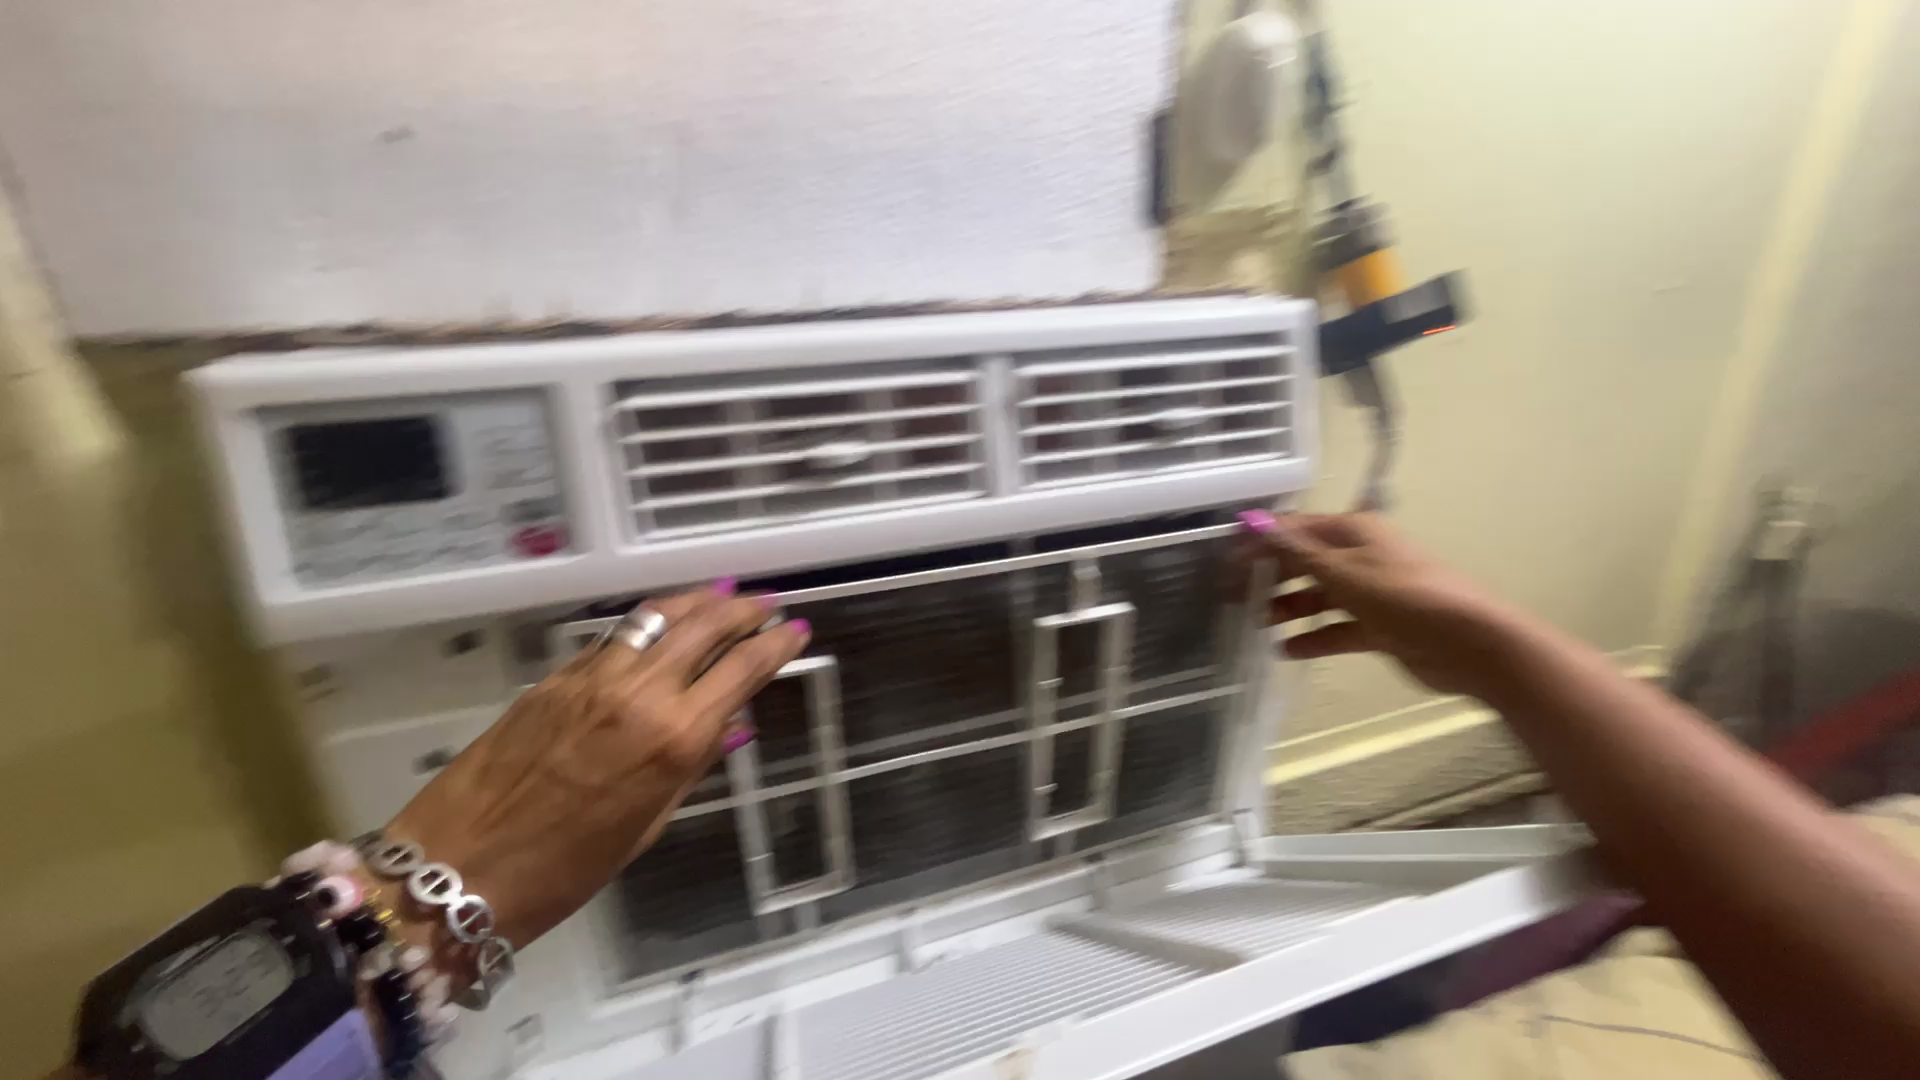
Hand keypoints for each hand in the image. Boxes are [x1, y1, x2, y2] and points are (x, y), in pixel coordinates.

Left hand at [380, 583, 809, 963]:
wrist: (455, 871)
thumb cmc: (568, 869)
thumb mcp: (648, 823)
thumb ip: (692, 764)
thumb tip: (729, 725)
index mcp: (674, 738)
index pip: (743, 670)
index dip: (776, 645)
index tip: (796, 630)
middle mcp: (642, 693)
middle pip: (706, 626)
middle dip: (744, 608)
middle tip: (766, 603)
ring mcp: (594, 677)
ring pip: (659, 615)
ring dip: (698, 600)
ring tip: (722, 595)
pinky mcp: (556, 676)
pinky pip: (617, 635)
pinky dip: (652, 621)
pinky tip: (663, 625)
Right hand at [1239, 510, 1518, 696]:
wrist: (1470, 643)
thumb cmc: (1401, 595)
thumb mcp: (1340, 570)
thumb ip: (1292, 549)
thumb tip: (1250, 519)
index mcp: (1352, 532)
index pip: (1294, 529)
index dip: (1258, 542)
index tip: (1226, 564)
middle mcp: (1359, 556)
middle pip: (1303, 561)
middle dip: (1269, 576)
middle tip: (1233, 597)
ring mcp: (1370, 592)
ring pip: (1318, 596)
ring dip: (1287, 608)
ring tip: (1256, 624)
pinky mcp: (1379, 627)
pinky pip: (1337, 629)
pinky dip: (1313, 637)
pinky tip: (1286, 651)